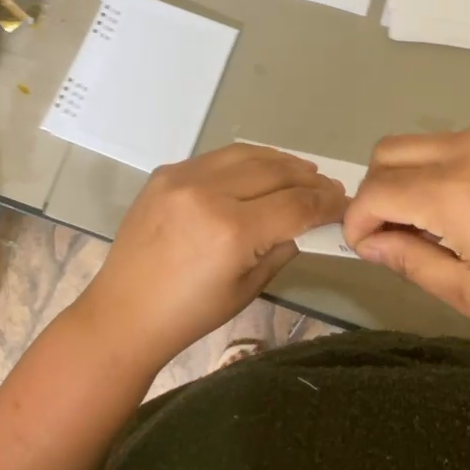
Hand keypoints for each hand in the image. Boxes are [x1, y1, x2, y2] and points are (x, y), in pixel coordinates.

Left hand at [77, 144, 347, 365]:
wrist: (123, 312)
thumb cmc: (189, 314)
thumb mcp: (246, 289)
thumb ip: (279, 249)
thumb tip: (302, 223)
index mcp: (231, 231)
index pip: (296, 205)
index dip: (327, 203)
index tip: (345, 204)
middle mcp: (208, 194)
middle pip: (275, 171)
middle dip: (308, 178)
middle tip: (329, 187)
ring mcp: (182, 178)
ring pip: (246, 155)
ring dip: (280, 161)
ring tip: (302, 171)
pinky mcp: (164, 174)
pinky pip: (216, 158)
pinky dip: (245, 161)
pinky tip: (259, 171)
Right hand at [342, 116, 469, 328]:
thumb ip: (412, 263)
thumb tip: (370, 242)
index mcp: (451, 195)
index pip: (373, 192)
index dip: (356, 220)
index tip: (365, 245)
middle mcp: (464, 150)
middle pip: (386, 154)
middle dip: (375, 192)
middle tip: (396, 230)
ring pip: (419, 143)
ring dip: (409, 176)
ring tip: (439, 219)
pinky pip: (455, 140)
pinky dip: (443, 165)